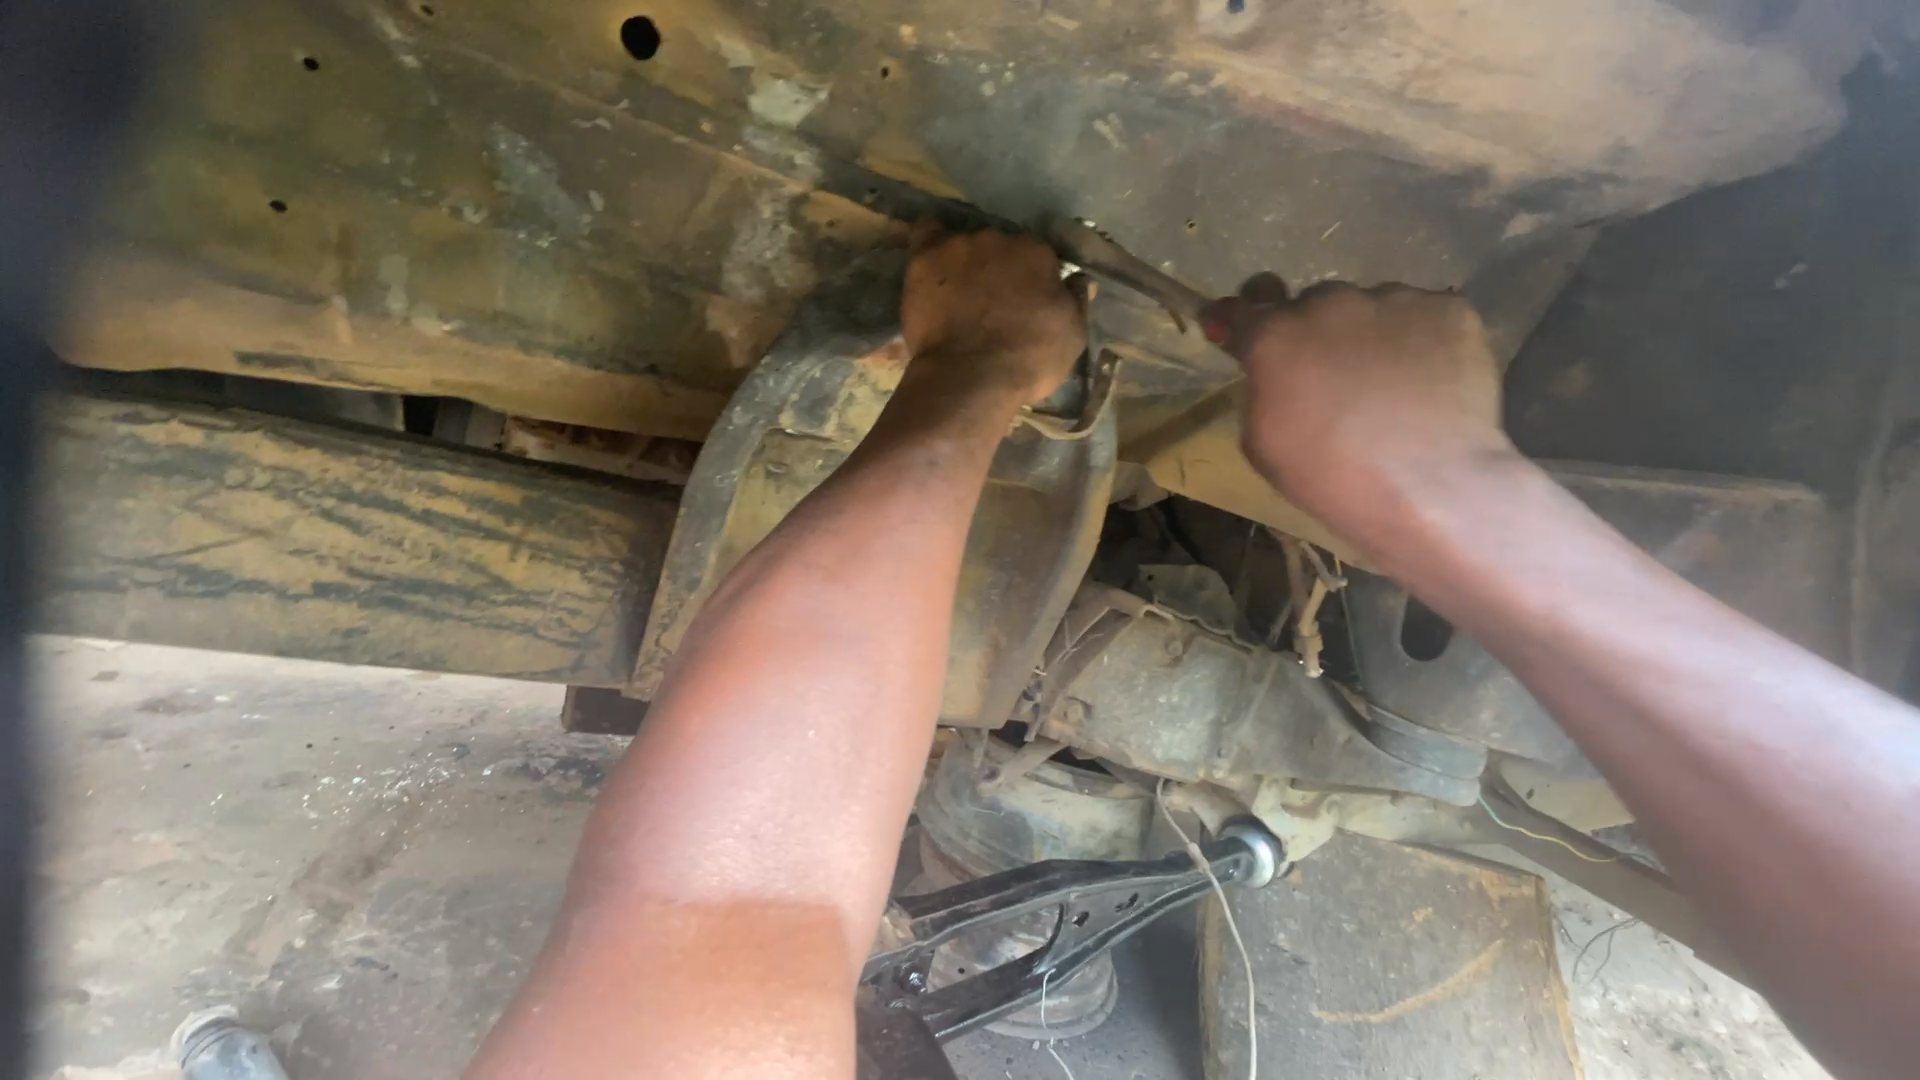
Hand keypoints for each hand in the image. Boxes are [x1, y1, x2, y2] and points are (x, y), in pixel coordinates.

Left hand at [900, 227, 1083, 405]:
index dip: (1033, 280)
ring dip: (967, 261)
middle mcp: (999, 237)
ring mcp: (959, 246)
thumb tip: (1079, 280)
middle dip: (999, 268)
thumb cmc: (1027, 361)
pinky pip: (926, 233)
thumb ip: (1075, 301)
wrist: (969, 378)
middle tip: (992, 302)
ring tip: (960, 291)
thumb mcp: (1072, 337)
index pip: (1039, 255)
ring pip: (966, 243)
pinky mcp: (924, 260)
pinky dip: (931, 241)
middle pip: (1001, 246)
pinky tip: (933, 258)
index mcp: (1038, 253)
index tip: (1027, 302)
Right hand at [1206, 278, 1515, 550]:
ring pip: (1370, 307)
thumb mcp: (1261, 443)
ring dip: (1367, 333)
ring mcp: (1394, 300)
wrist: (1429, 485)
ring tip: (1386, 380)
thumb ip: (1260, 391)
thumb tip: (1273, 373)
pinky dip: (1419, 339)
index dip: (1239, 317)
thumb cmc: (1328, 474)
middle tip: (1328, 375)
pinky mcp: (1449, 310)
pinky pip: (1423, 316)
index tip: (1239, 328)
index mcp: (1274, 336)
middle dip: (1312, 332)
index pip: (1245, 306)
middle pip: (1312, 304)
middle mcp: (1330, 302)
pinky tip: (1426, 379)